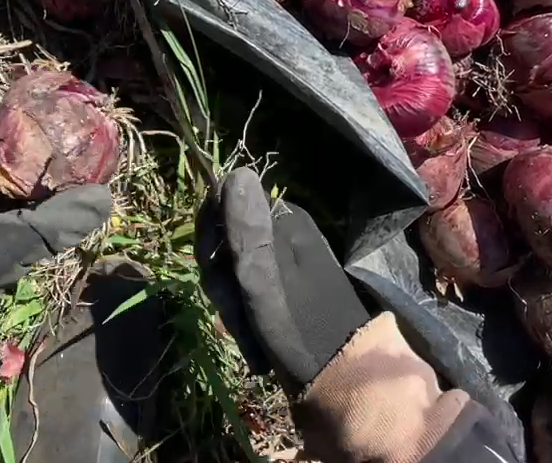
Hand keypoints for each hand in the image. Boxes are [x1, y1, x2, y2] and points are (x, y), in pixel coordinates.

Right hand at [197, 168, 370, 389]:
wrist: (341, 379)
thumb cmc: (300, 325)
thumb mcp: (265, 277)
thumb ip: (246, 228)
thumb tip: (237, 172)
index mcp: (283, 219)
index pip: (225, 198)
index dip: (209, 229)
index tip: (210, 263)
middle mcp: (283, 232)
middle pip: (226, 237)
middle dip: (220, 276)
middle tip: (232, 308)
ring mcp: (284, 261)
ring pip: (233, 268)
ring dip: (231, 303)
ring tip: (248, 334)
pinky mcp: (283, 289)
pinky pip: (248, 290)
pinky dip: (245, 316)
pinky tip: (254, 344)